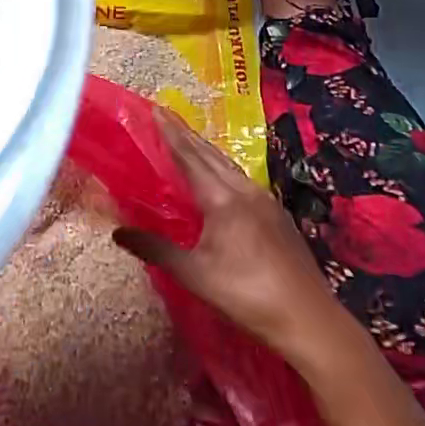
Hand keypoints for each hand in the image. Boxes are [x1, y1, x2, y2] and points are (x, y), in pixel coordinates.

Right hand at [113, 107, 353, 363]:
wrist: (307, 316)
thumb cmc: (246, 295)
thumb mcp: (194, 275)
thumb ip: (156, 249)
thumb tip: (117, 232)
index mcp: (222, 199)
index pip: (190, 158)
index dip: (171, 134)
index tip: (157, 109)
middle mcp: (245, 190)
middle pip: (210, 156)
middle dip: (186, 135)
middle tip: (167, 115)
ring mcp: (266, 201)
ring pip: (229, 166)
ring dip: (206, 150)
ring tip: (190, 139)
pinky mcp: (278, 215)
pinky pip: (243, 180)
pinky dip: (224, 169)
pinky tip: (223, 178)